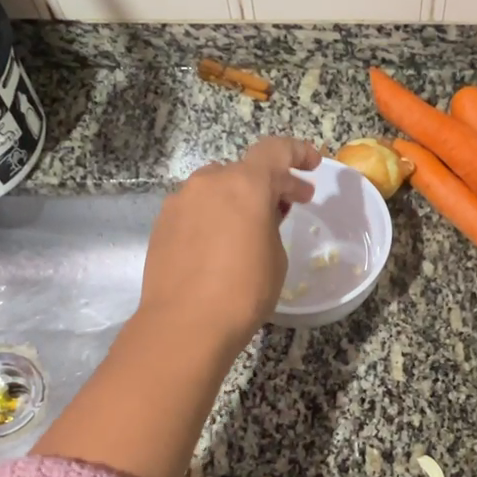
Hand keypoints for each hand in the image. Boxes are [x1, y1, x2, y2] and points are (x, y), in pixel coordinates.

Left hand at [138, 137, 321, 352]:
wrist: (185, 324)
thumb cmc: (244, 292)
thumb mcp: (275, 257)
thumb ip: (270, 225)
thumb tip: (258, 218)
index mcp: (245, 184)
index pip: (276, 151)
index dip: (298, 153)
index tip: (313, 165)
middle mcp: (209, 182)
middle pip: (244, 171)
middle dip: (270, 185)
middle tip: (289, 205)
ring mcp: (180, 201)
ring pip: (216, 189)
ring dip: (238, 200)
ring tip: (252, 228)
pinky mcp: (162, 224)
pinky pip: (196, 210)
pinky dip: (214, 217)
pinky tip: (220, 245)